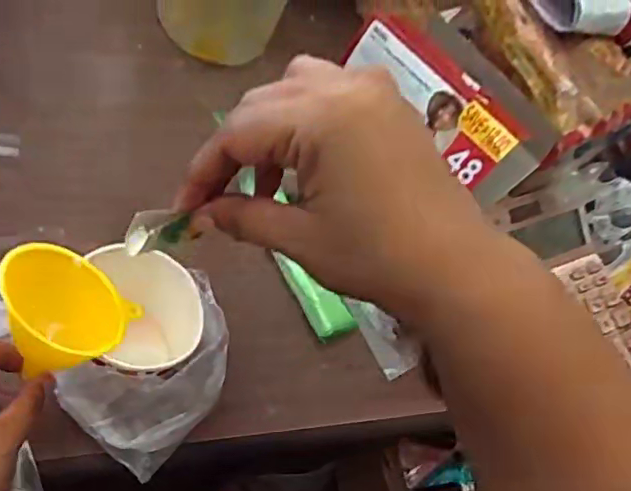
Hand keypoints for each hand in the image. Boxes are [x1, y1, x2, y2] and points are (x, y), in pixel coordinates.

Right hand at [174, 55, 501, 316]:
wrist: (447, 264)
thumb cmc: (371, 256)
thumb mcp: (298, 239)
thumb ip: (243, 217)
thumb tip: (202, 215)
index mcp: (321, 117)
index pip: (238, 131)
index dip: (203, 172)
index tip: (183, 211)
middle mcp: (345, 85)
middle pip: (260, 105)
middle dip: (229, 153)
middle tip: (212, 203)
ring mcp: (371, 89)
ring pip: (291, 90)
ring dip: (262, 134)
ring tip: (258, 188)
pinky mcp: (386, 104)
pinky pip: (325, 96)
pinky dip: (297, 127)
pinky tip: (296, 173)